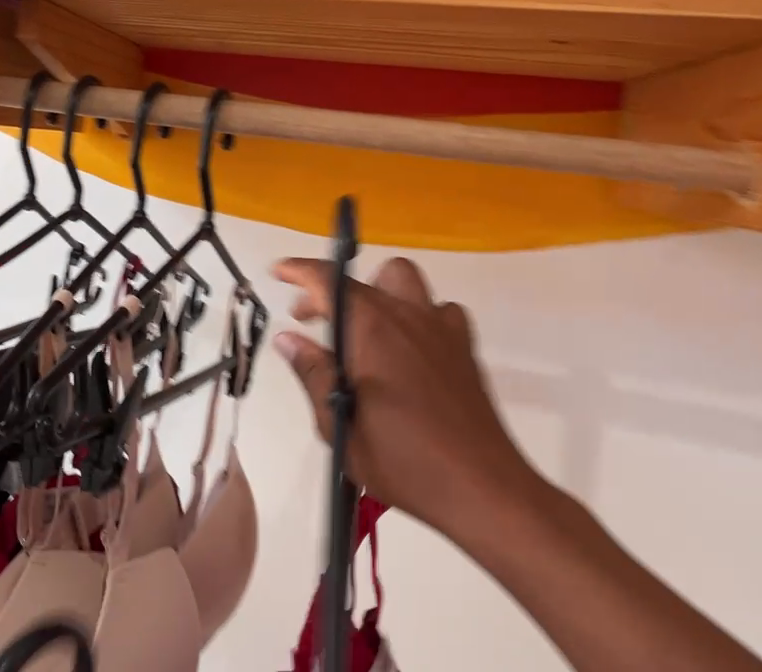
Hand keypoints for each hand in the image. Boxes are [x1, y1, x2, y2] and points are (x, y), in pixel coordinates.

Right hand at [271, 256, 543, 539]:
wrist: (483, 490)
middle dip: (331, 289)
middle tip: (310, 320)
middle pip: (365, 277)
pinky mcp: (463, 350)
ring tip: (360, 328)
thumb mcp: (340, 426)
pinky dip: (416, 316)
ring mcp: (441, 330)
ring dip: (377, 293)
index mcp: (372, 330)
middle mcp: (407, 318)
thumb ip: (313, 375)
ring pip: (406, 281)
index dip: (299, 271)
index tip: (279, 272)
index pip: (327, 281)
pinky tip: (405, 348)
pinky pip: (438, 311)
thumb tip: (288, 339)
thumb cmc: (404, 462)